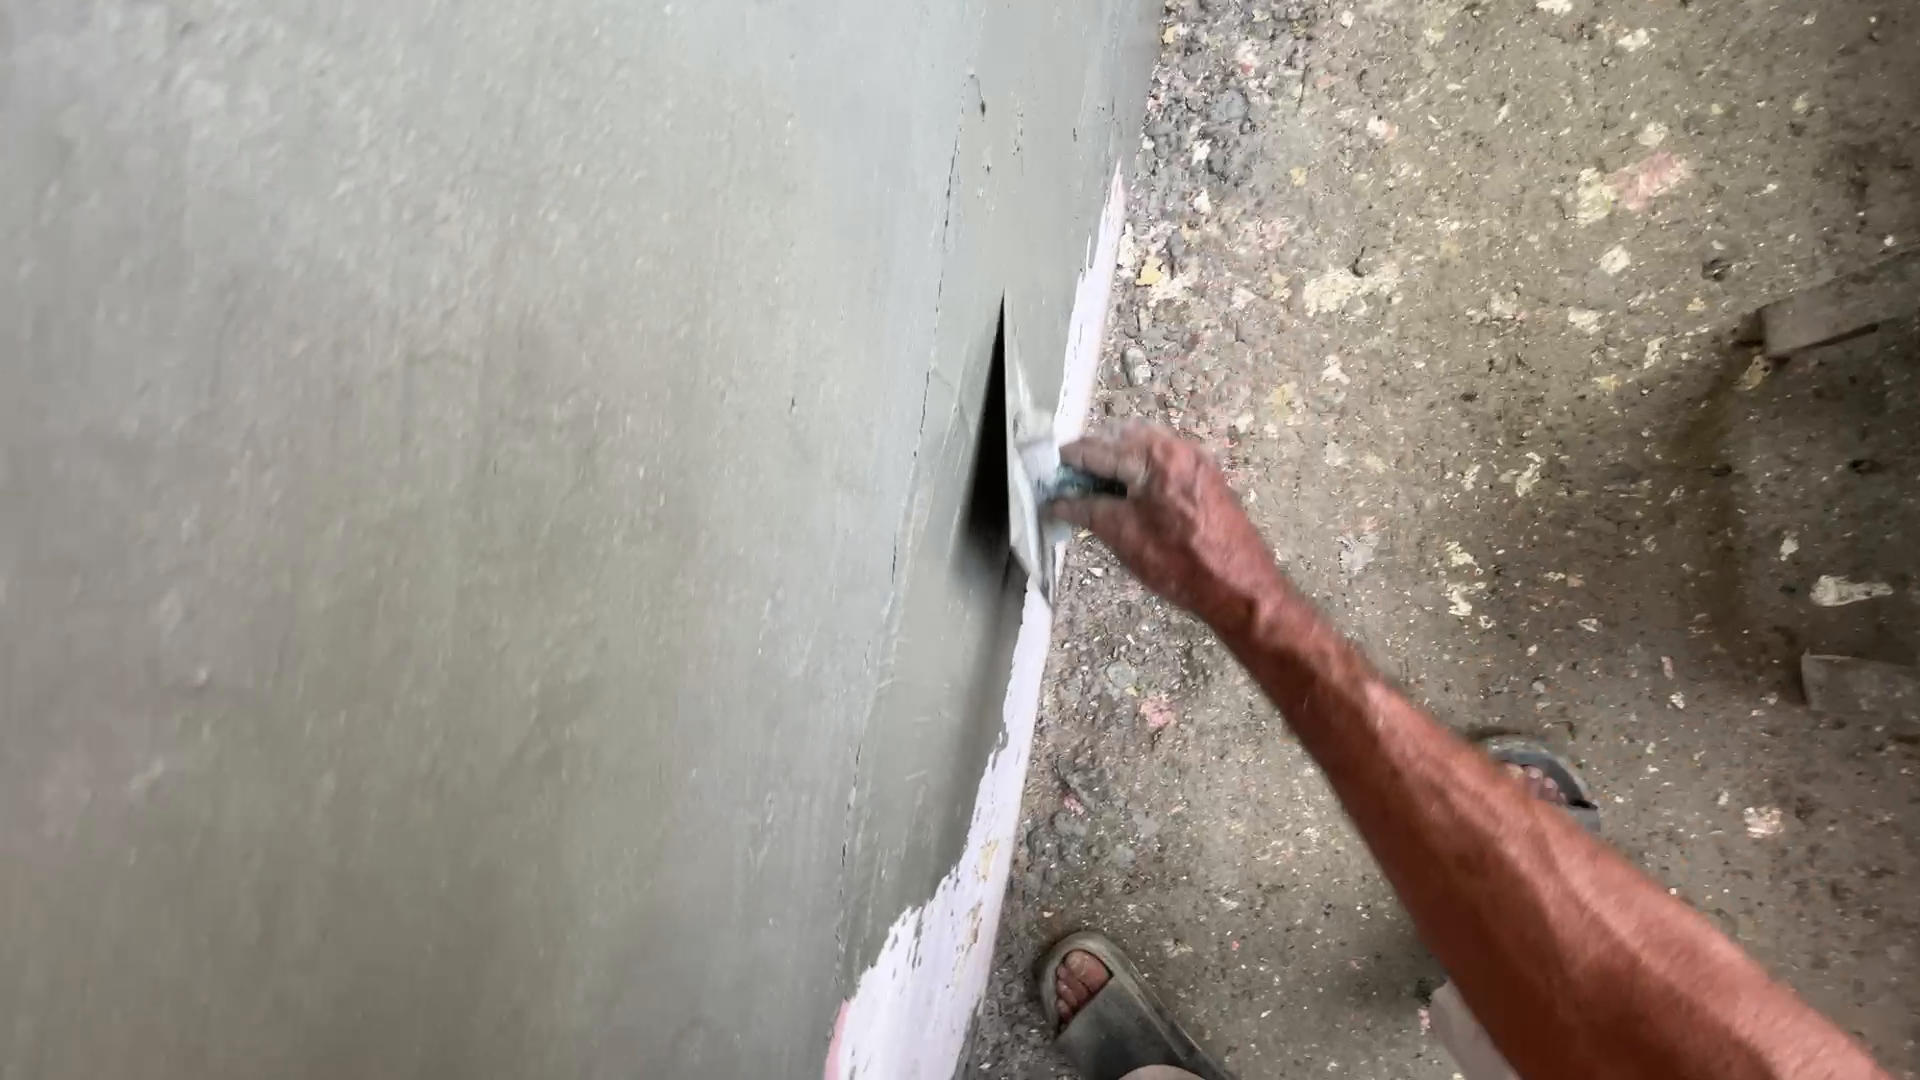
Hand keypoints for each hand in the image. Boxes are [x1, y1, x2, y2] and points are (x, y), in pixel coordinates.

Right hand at [1048, 422, 1281, 629]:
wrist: (1238, 586)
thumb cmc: (1178, 563)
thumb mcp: (1122, 536)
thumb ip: (1085, 510)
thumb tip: (1056, 502)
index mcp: (1152, 457)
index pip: (1096, 449)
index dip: (1067, 460)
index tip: (1045, 470)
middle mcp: (1176, 447)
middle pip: (1119, 437)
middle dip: (1092, 455)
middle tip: (1069, 482)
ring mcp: (1194, 458)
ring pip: (1142, 444)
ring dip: (1116, 459)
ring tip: (1096, 489)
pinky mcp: (1204, 474)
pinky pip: (1162, 457)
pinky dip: (1139, 466)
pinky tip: (1128, 493)